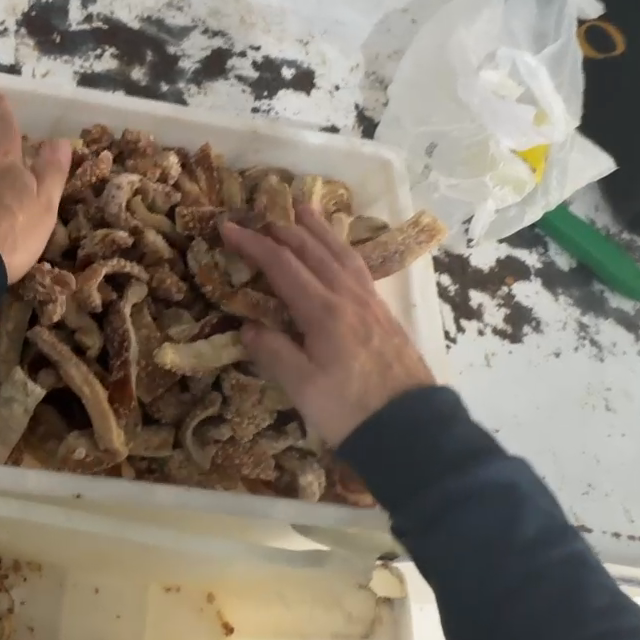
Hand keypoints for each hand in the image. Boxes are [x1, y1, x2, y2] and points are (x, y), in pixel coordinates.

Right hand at [221, 204, 433, 447]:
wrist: (412, 430)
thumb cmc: (350, 410)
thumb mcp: (302, 387)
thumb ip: (273, 352)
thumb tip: (248, 326)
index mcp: (323, 311)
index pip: (281, 265)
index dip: (253, 244)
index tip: (227, 228)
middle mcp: (347, 297)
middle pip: (312, 251)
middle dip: (282, 229)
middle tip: (258, 215)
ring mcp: (369, 303)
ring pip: (340, 253)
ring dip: (318, 229)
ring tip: (305, 209)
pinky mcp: (382, 314)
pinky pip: (357, 268)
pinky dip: (340, 249)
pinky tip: (338, 251)